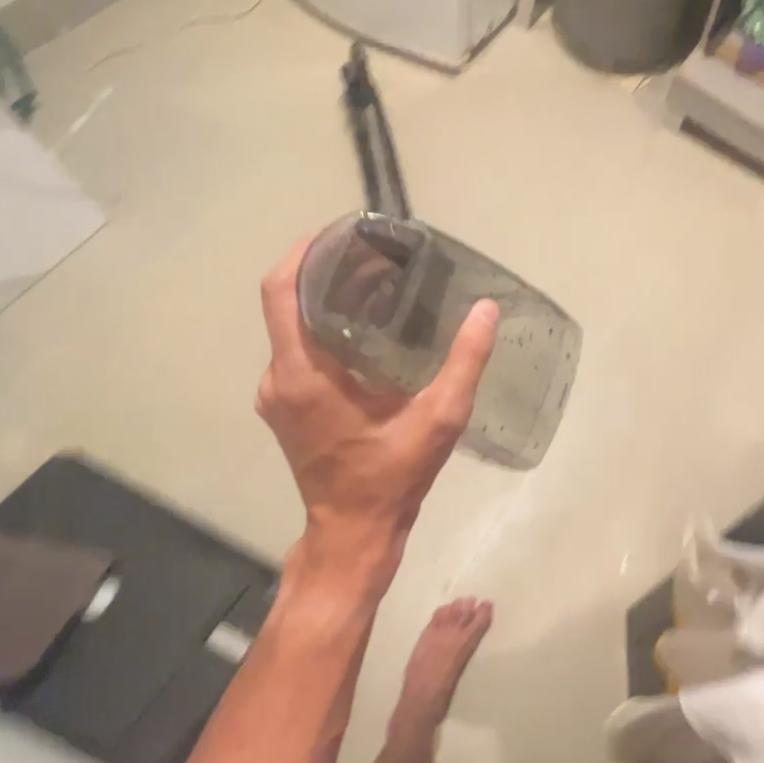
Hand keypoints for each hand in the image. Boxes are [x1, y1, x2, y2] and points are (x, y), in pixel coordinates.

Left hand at [255, 236, 497, 580]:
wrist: (355, 531)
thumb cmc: (393, 476)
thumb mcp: (440, 418)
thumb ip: (464, 362)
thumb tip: (486, 310)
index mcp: (304, 374)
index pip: (281, 291)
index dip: (303, 251)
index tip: (341, 231)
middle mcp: (279, 377)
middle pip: (287, 302)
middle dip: (326, 270)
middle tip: (377, 254)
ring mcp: (277, 394)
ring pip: (292, 327)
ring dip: (328, 300)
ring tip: (379, 284)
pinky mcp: (285, 406)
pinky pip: (297, 349)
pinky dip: (326, 328)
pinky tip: (368, 329)